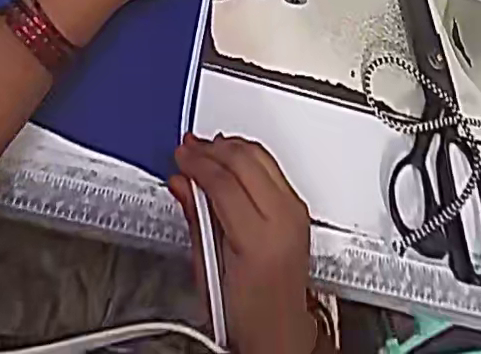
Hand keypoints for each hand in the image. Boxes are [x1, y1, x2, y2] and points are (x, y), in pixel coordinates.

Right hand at [170, 135, 318, 353]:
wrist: (281, 333)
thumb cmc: (247, 315)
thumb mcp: (208, 272)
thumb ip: (196, 220)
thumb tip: (182, 183)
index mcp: (259, 242)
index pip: (224, 183)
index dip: (197, 163)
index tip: (181, 156)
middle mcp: (283, 221)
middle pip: (243, 162)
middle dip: (211, 149)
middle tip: (189, 148)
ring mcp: (295, 211)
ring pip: (260, 156)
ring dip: (230, 146)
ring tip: (205, 149)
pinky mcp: (299, 206)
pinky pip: (271, 165)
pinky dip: (247, 155)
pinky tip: (230, 157)